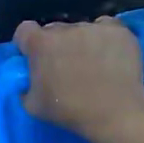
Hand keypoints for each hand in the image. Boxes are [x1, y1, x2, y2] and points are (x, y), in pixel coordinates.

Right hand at [14, 17, 143, 141]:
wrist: (113, 114)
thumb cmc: (68, 112)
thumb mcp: (32, 106)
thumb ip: (25, 85)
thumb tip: (31, 79)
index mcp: (41, 45)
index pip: (24, 30)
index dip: (27, 43)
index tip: (33, 56)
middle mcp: (66, 29)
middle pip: (53, 30)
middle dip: (54, 44)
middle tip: (63, 65)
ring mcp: (94, 27)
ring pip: (80, 29)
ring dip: (79, 41)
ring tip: (90, 62)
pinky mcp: (118, 31)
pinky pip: (105, 27)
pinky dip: (103, 38)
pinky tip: (108, 54)